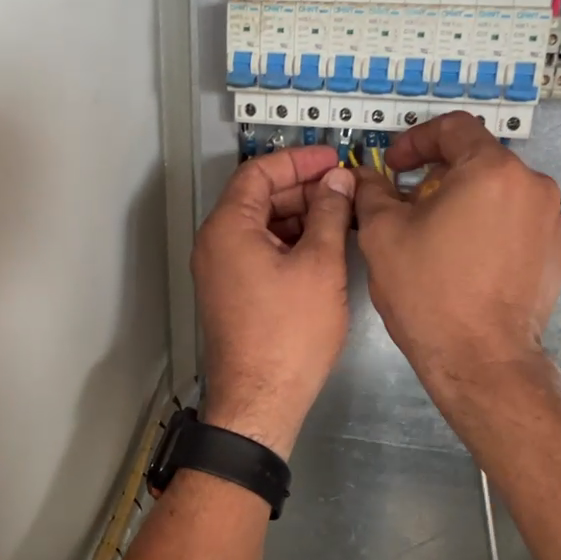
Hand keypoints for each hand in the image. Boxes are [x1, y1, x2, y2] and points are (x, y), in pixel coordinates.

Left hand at [194, 146, 354, 457]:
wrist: (260, 401)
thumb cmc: (290, 333)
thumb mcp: (320, 265)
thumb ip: (329, 214)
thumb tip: (337, 180)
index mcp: (227, 228)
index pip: (258, 172)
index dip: (298, 161)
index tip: (334, 158)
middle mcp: (215, 245)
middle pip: (258, 198)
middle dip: (303, 190)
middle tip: (346, 190)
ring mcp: (221, 272)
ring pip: (261, 227)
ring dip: (299, 218)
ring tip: (343, 218)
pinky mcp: (232, 295)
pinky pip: (259, 253)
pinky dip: (290, 244)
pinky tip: (324, 250)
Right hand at [354, 113, 560, 394]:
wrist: (481, 360)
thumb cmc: (428, 292)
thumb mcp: (382, 236)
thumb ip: (373, 192)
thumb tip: (368, 176)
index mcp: (492, 170)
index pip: (454, 128)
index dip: (417, 140)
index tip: (394, 166)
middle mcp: (533, 185)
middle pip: (480, 162)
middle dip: (440, 178)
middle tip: (409, 208)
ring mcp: (551, 222)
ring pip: (500, 196)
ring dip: (466, 205)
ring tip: (438, 239)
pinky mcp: (556, 255)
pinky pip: (517, 227)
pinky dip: (490, 232)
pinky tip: (467, 265)